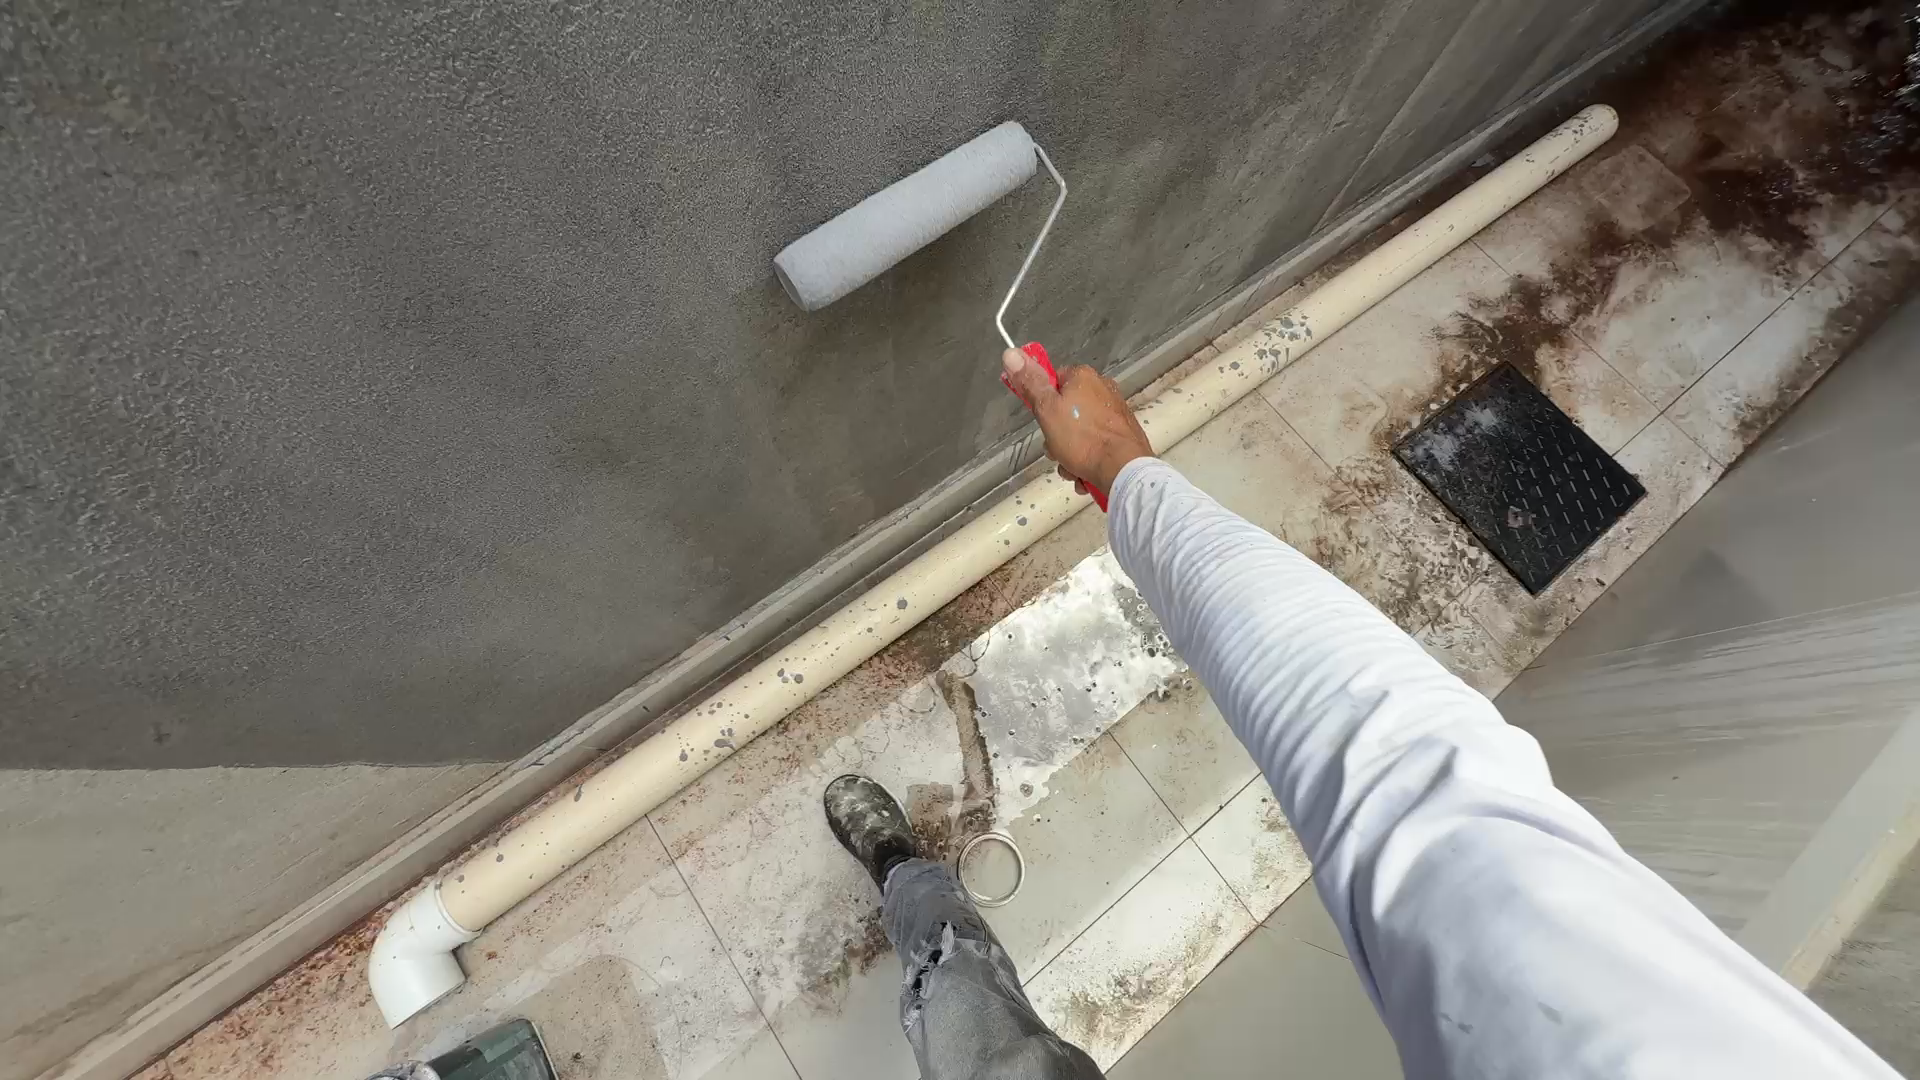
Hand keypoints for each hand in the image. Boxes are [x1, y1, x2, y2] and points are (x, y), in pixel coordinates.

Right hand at [1002, 348, 1151, 495]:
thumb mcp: (1047, 410)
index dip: (1042, 402)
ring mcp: (1114, 413)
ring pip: (1078, 432)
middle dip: (1056, 436)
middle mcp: (1102, 389)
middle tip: (1056, 449)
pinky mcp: (1121, 434)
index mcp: (1083, 377)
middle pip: (1065, 410)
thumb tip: (1010, 353)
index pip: (1052, 381)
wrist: (1123, 468)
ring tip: (1071, 466)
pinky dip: (1085, 460)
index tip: (1041, 420)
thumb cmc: (1082, 438)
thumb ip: (1030, 383)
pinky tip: (1084, 472)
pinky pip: (1094, 445)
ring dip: (1068, 453)